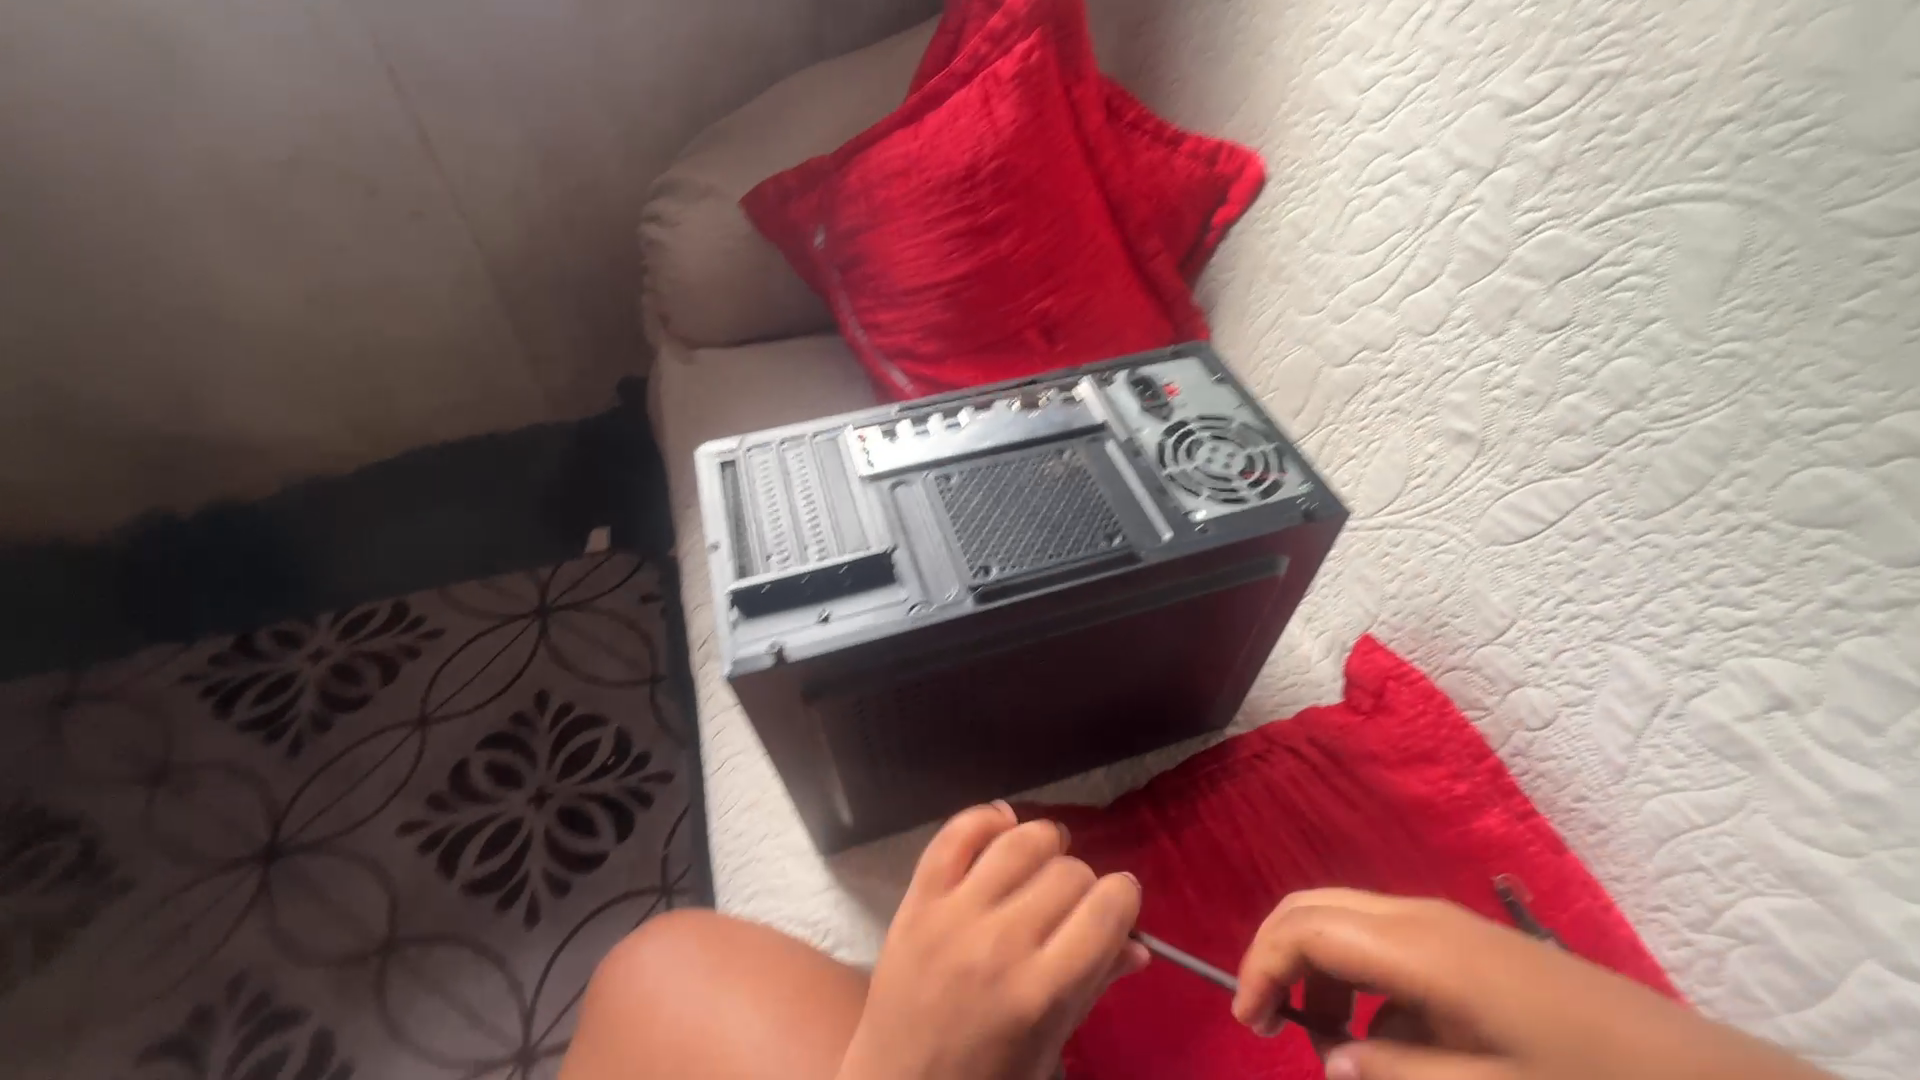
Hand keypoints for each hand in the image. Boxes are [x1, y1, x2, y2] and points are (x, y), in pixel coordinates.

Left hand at [837, 802, 1147, 1079]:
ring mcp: (953, 915)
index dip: (1124, 897)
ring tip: (1046, 855)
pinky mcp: (917, 899)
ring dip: (1044, 840)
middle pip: (1067, 873)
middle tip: (1073, 901)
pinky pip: (953, 835)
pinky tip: (1002, 822)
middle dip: (1084, 881)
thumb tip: (1138, 943)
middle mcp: (1000, 943)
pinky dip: (983, 818)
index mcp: (1041, 990)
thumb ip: (1093, 986)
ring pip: (1018, 842)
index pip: (1105, 909)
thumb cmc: (985, 1076)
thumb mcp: (1049, 1048)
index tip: (1119, 903)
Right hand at [1233, 888, 1831, 1079]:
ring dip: (1317, 972)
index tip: (1249, 1026)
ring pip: (1344, 923)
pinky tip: (1388, 1040)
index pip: (1304, 929)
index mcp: (1416, 946)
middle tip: (1269, 1024)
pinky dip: (1359, 983)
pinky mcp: (1463, 941)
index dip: (1260, 968)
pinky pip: (1382, 945)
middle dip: (1276, 958)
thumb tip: (1326, 1059)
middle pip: (1313, 908)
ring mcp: (1442, 923)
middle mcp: (1417, 916)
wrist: (1700, 1073)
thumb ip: (1393, 1070)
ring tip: (1327, 1042)